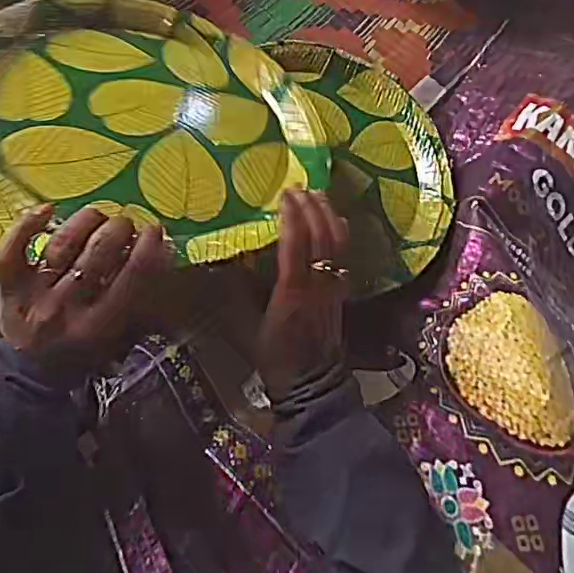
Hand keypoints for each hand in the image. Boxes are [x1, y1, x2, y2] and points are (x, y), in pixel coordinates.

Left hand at [0, 205, 169, 385]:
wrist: (25, 378)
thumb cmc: (82, 352)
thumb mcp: (120, 334)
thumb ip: (142, 293)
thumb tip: (163, 248)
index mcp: (99, 324)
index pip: (131, 276)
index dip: (148, 247)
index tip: (155, 231)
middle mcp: (67, 308)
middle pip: (99, 250)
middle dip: (120, 229)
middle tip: (126, 227)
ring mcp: (35, 295)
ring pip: (64, 242)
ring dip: (88, 220)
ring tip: (99, 219)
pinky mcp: (9, 286)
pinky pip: (13, 249)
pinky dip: (28, 224)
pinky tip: (48, 209)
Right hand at [255, 189, 351, 399]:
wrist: (312, 386)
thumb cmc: (276, 358)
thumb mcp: (246, 329)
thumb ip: (237, 294)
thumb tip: (228, 262)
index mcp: (292, 291)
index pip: (295, 243)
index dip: (292, 216)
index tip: (284, 195)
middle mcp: (317, 284)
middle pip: (320, 236)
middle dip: (311, 208)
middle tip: (300, 187)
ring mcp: (333, 286)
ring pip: (337, 243)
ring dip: (328, 215)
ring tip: (318, 194)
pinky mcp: (342, 291)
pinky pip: (345, 255)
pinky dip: (341, 232)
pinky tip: (337, 220)